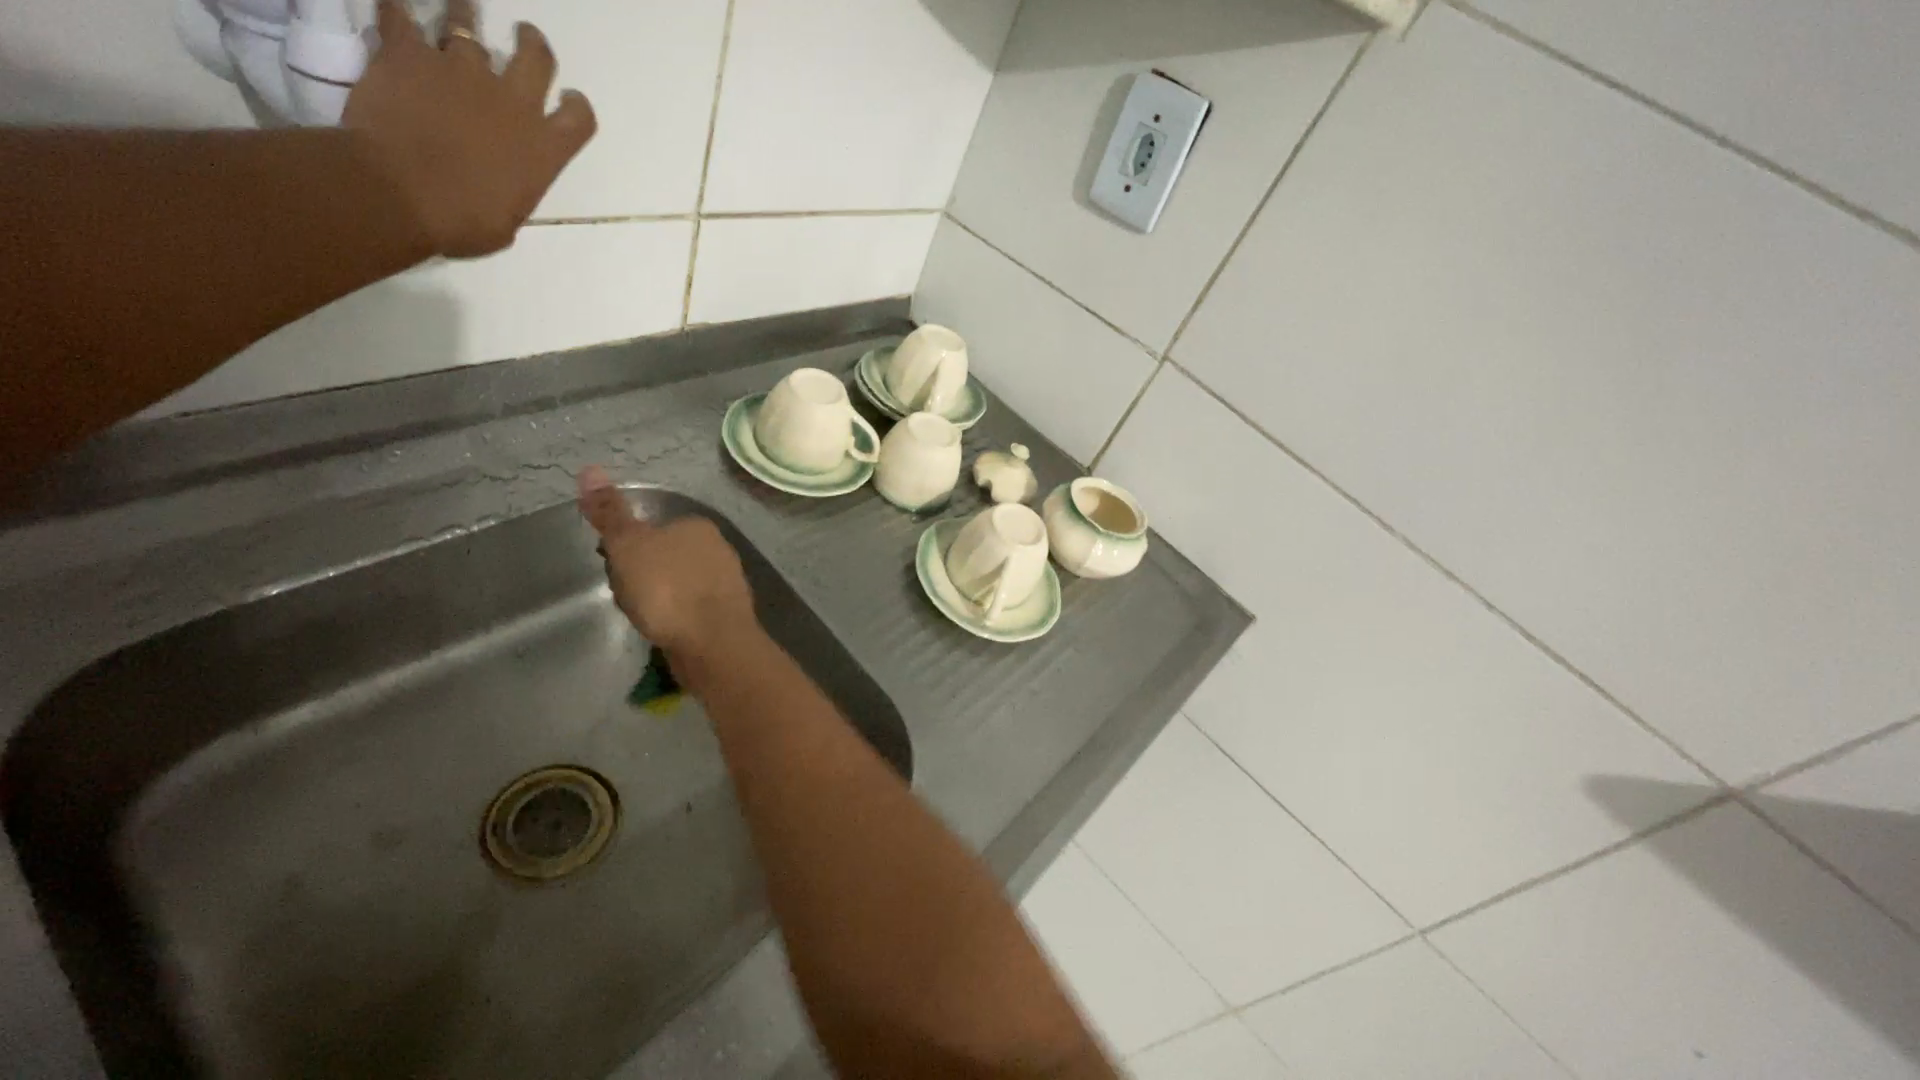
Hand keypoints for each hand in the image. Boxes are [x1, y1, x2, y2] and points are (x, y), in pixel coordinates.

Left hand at [343, 0, 595, 257]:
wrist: (399, 194)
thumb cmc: (460, 222)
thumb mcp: (504, 225)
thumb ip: (512, 196)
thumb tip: (503, 191)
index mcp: (543, 148)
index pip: (579, 117)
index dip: (575, 105)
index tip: (567, 98)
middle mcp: (512, 101)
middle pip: (536, 56)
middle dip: (531, 42)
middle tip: (523, 35)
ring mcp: (461, 70)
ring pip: (467, 23)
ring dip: (464, 14)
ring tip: (460, 9)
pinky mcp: (409, 54)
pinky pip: (399, 17)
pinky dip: (395, 11)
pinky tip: (393, 10)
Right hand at [576, 467, 761, 662]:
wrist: (713, 644)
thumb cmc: (667, 588)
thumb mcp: (628, 545)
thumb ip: (609, 513)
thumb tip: (589, 469)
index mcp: (697, 526)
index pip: (652, 529)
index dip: (627, 549)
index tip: (613, 567)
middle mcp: (718, 549)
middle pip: (664, 558)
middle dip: (643, 576)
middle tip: (628, 597)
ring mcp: (726, 584)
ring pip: (678, 586)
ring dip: (658, 600)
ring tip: (644, 617)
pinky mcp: (728, 616)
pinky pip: (690, 611)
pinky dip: (675, 619)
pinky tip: (664, 632)